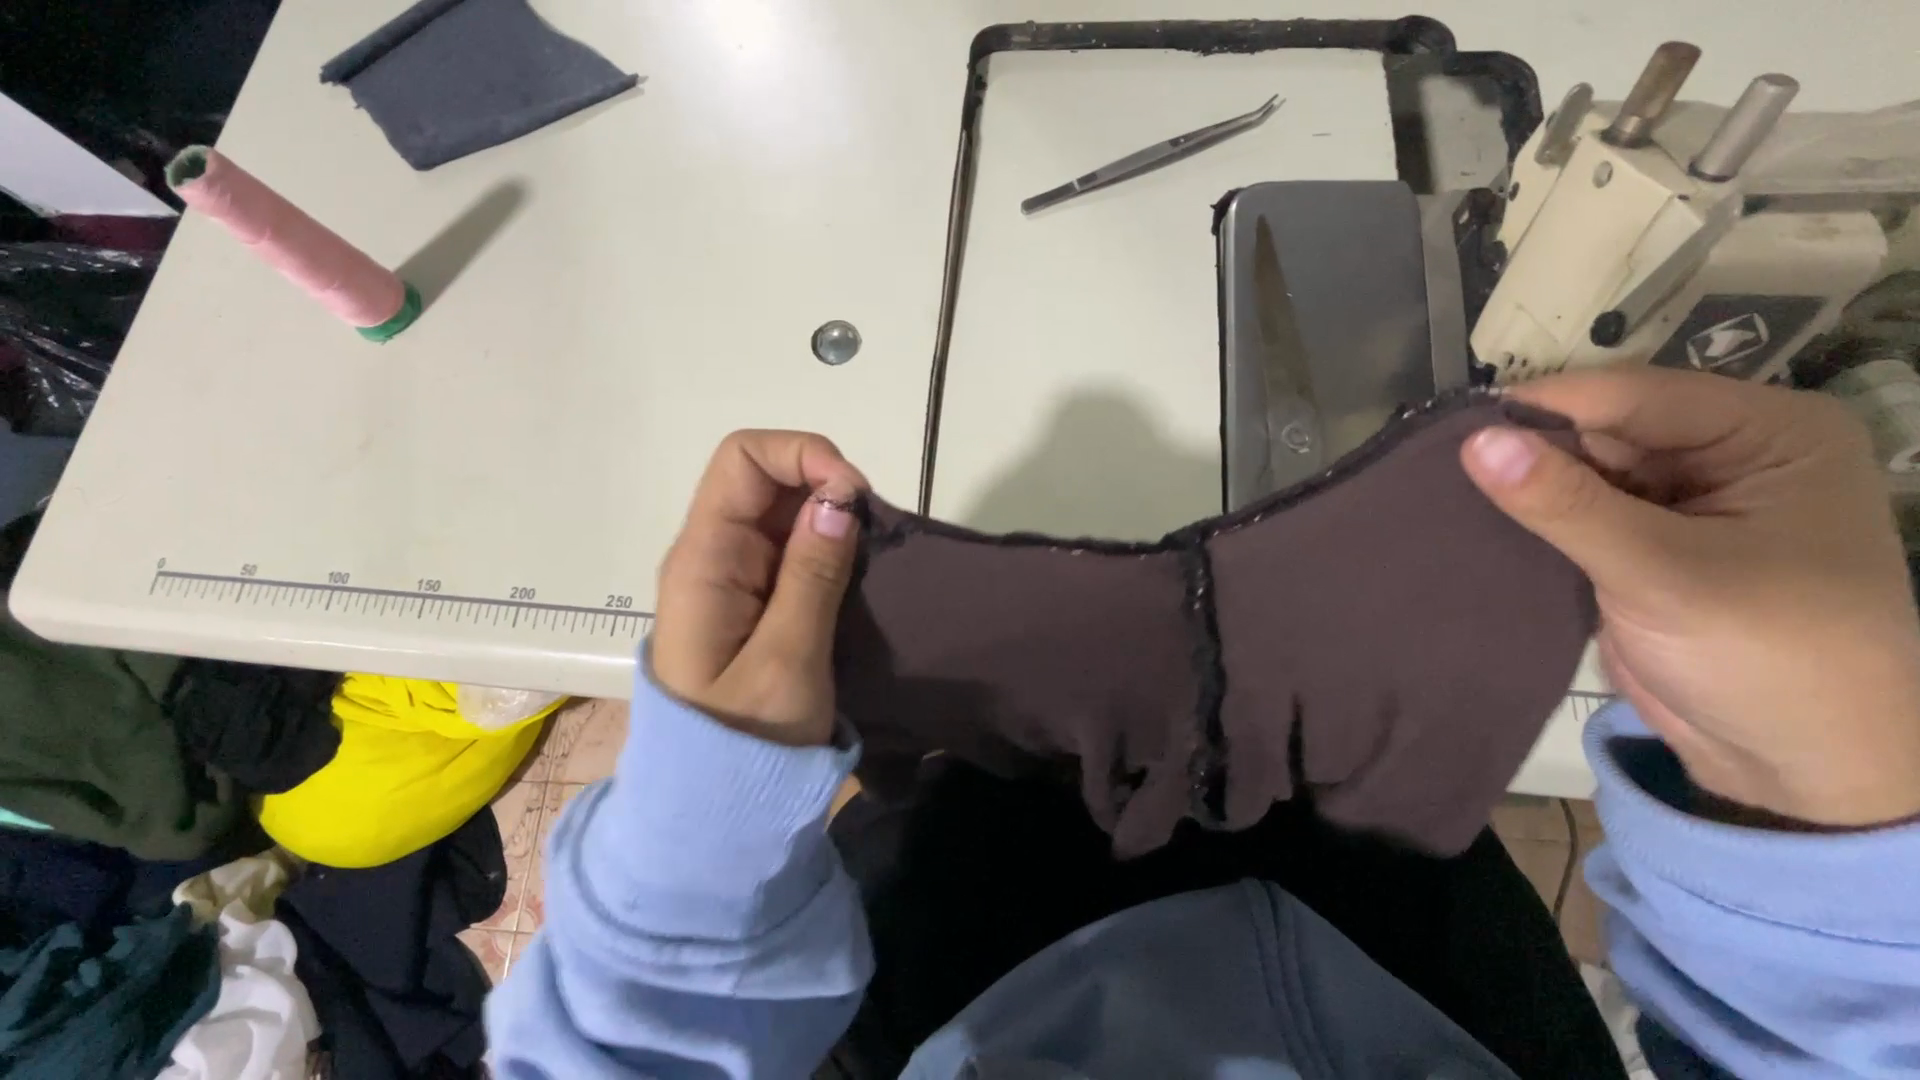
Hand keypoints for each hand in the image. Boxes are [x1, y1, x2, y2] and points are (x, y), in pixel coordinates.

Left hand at [651, 431, 866, 746]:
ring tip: (869, 559)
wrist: (714, 805)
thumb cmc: (746, 739)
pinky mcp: (754, 601)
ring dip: (832, 520)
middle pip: (766, 479)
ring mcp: (733, 577)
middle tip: (873, 536)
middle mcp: (713, 554)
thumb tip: (838, 496)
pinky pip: (792, 550)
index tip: (854, 495)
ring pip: (784, 512)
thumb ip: (812, 574)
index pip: (743, 459)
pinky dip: (828, 549)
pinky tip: (855, 577)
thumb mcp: (788, 659)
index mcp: (704, 558)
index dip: (802, 454)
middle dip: (825, 488)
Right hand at [1460, 367, 1919, 827]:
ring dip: (1519, 485)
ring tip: (1435, 488)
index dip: (1544, 407)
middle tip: (1431, 459)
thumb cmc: (1768, 655)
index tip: (1452, 424)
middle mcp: (1721, 454)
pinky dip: (1525, 519)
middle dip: (1526, 447)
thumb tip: (1473, 441)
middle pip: (1600, 430)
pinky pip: (1569, 515)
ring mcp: (1675, 503)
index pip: (1633, 397)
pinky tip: (1468, 520)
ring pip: (1576, 472)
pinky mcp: (1636, 547)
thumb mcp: (1665, 571)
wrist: (1794, 767)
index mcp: (1765, 433)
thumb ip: (1566, 504)